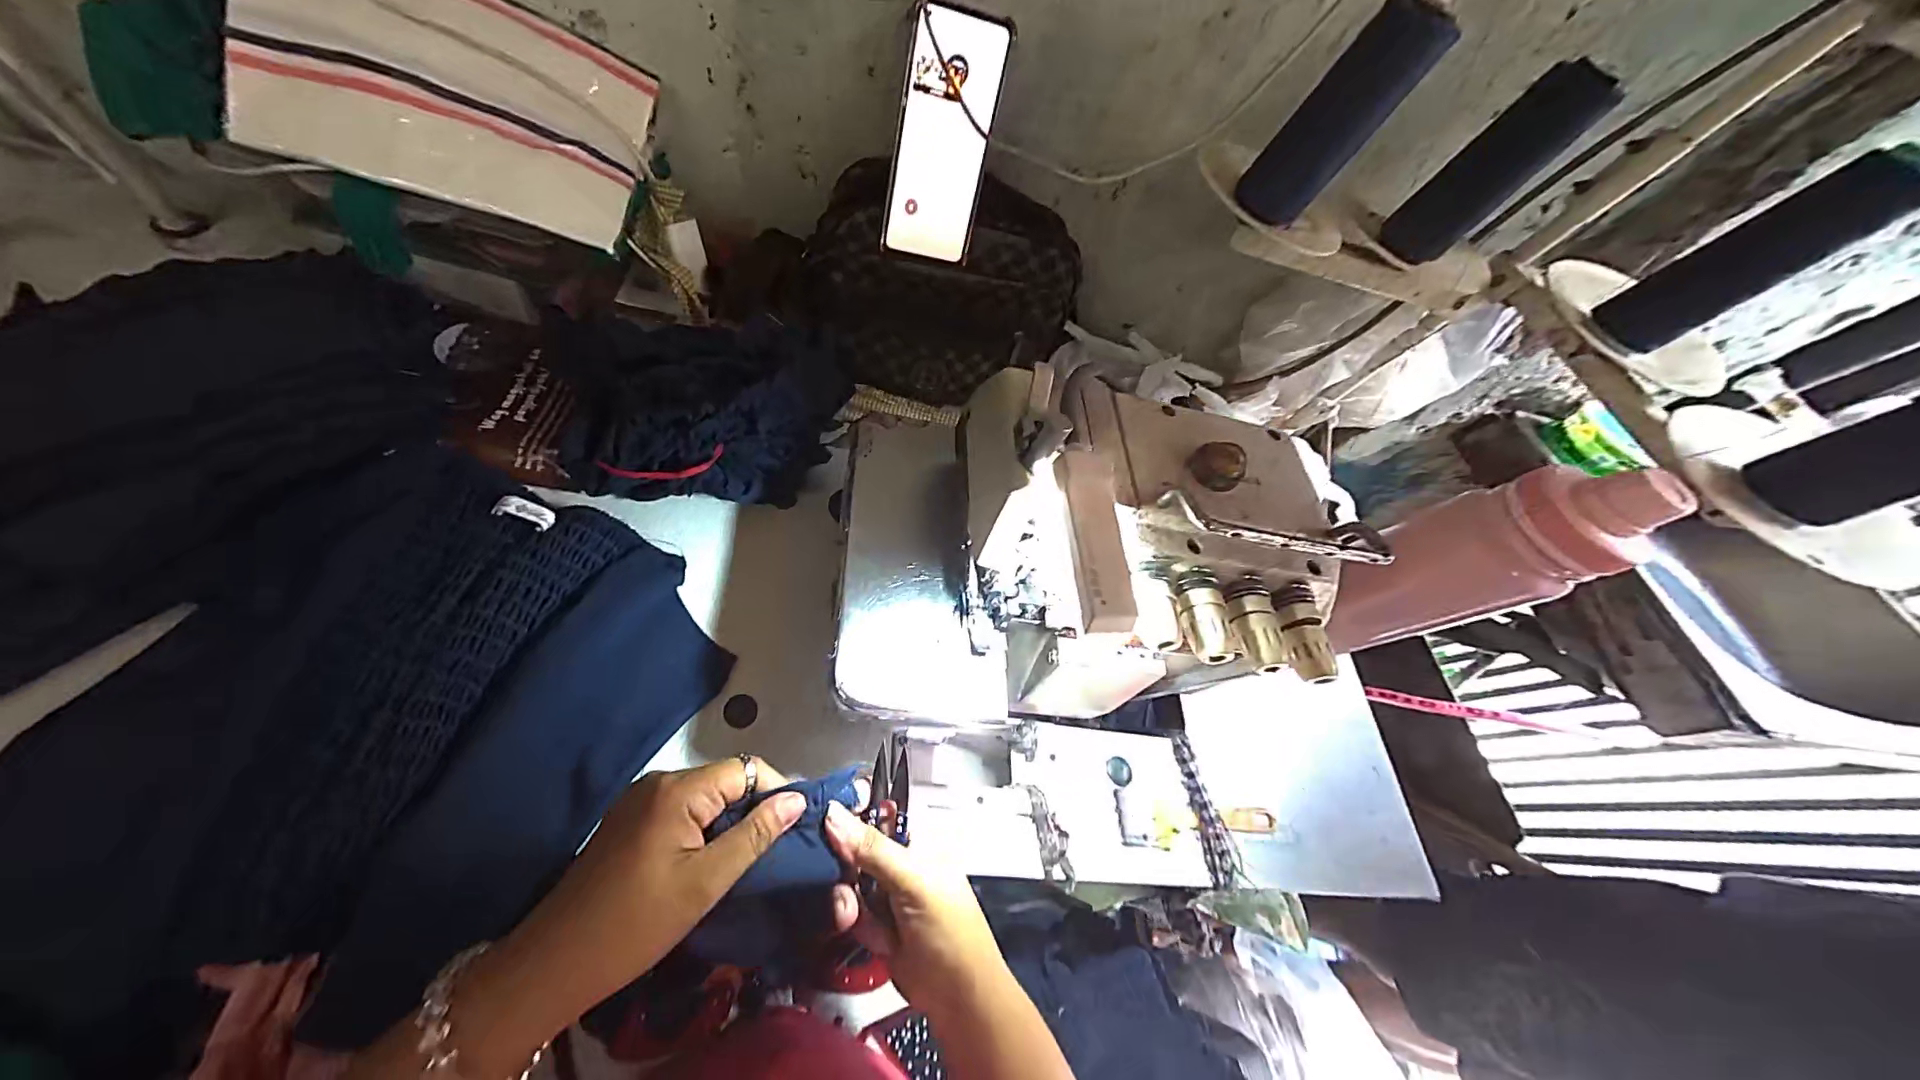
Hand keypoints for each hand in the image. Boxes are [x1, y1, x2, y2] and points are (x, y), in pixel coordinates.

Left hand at [361, 759, 804, 1079]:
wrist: (554, 962)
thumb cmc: (636, 923)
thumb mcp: (706, 882)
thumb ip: (755, 835)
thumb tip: (796, 800)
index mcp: (678, 790)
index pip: (747, 768)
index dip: (776, 792)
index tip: (794, 828)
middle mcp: (659, 781)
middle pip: (726, 779)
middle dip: (754, 807)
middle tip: (774, 848)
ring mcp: (640, 798)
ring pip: (706, 795)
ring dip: (730, 819)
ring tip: (746, 857)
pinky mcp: (629, 818)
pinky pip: (682, 808)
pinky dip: (704, 826)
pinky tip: (708, 859)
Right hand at [824, 803, 1075, 1079]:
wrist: (956, 998)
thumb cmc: (951, 933)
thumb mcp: (913, 881)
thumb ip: (873, 848)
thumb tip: (835, 815)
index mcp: (917, 837)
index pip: (875, 809)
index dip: (849, 814)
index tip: (827, 828)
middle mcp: (899, 858)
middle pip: (852, 844)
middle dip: (847, 868)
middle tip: (853, 885)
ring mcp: (885, 889)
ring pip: (844, 878)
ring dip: (851, 902)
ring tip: (871, 921)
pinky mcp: (872, 918)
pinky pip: (845, 908)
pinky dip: (854, 922)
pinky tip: (875, 937)